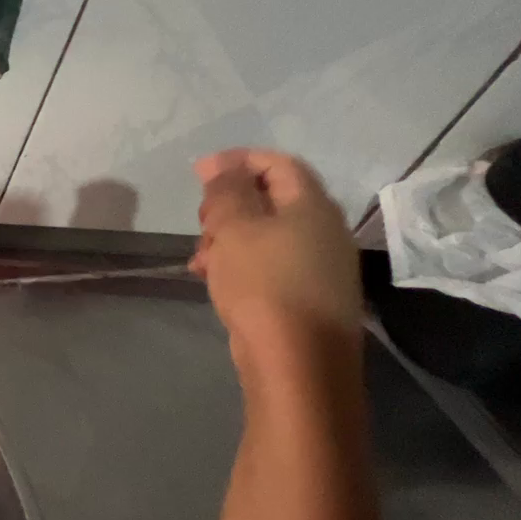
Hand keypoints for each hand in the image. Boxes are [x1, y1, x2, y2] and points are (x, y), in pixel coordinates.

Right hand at [191, 149, 364, 372]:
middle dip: (227, 204)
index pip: (278, 163)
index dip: (237, 161)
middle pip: (269, 197)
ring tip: (201, 259)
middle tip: (201, 222)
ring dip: (226, 236)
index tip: (197, 175)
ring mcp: (317, 262)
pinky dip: (238, 260)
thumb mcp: (234, 227)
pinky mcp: (305, 290)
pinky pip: (267, 260)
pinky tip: (213, 277)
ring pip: (263, 231)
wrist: (296, 358)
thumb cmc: (262, 282)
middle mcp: (323, 229)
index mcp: (311, 206)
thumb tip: (219, 162)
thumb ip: (226, 189)